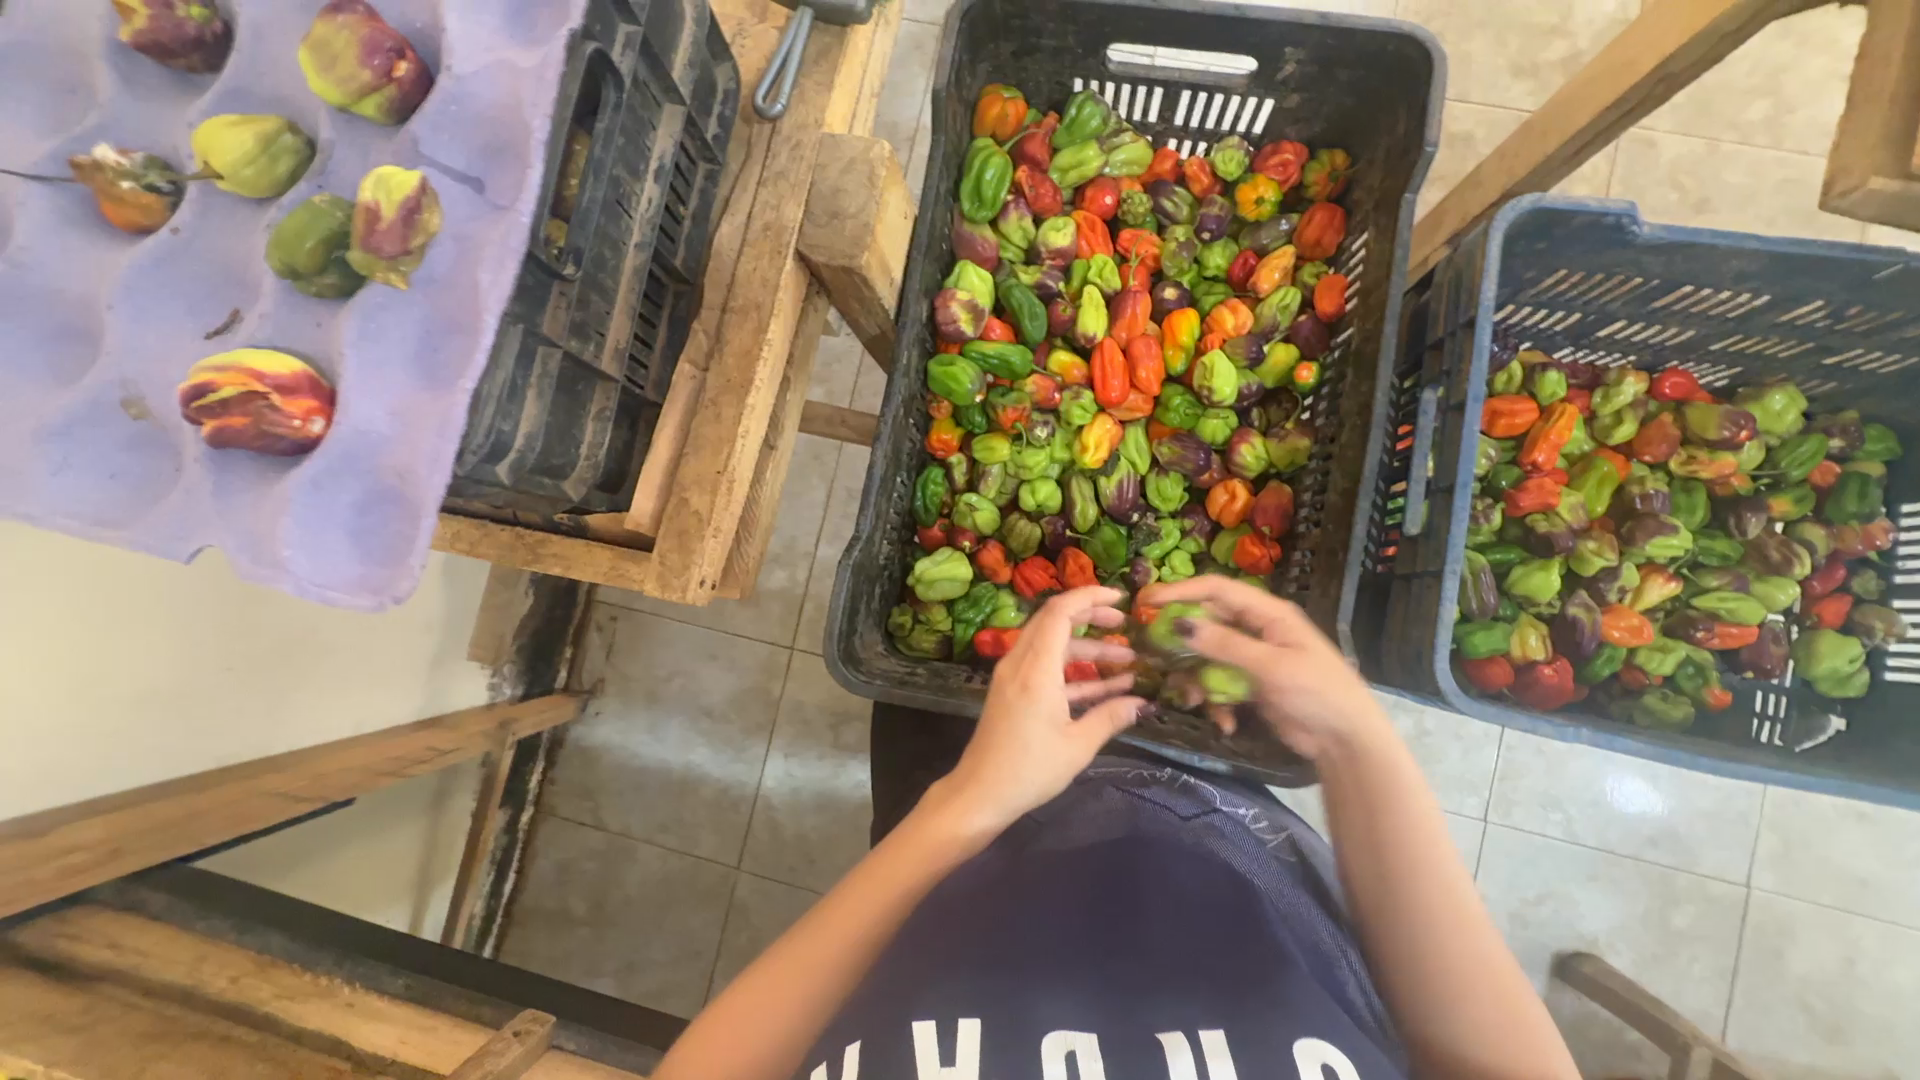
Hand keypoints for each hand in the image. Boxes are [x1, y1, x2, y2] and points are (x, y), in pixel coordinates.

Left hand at [930, 586, 1144, 834]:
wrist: (980, 794)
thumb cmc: (1029, 770)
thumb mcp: (1078, 745)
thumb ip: (1110, 717)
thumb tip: (1143, 703)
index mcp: (1036, 669)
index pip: (1060, 613)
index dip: (1089, 597)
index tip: (1120, 599)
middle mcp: (1021, 663)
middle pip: (1054, 622)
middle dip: (1091, 618)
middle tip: (1123, 624)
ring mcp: (1013, 677)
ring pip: (1052, 646)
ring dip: (1087, 650)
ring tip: (1127, 661)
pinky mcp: (1013, 692)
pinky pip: (1046, 668)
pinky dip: (1075, 673)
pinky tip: (1109, 688)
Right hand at [1138, 575, 1386, 760]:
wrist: (1346, 742)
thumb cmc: (1317, 693)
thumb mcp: (1269, 667)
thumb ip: (1224, 644)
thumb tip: (1181, 623)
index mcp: (1268, 614)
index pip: (1217, 590)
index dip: (1181, 591)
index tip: (1148, 601)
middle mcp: (1258, 630)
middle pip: (1208, 624)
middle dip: (1184, 643)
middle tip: (1158, 656)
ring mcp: (1253, 659)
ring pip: (1208, 658)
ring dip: (1198, 680)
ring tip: (1195, 701)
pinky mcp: (1251, 686)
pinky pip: (1220, 685)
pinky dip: (1217, 702)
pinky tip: (1225, 721)